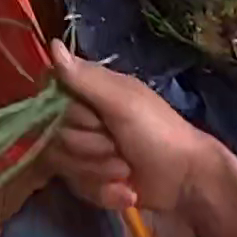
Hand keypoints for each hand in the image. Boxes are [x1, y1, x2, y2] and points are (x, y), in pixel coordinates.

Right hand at [45, 38, 223, 215]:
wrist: (186, 180)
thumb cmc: (156, 130)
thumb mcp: (121, 101)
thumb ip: (85, 78)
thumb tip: (52, 43)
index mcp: (89, 90)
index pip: (50, 96)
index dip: (66, 113)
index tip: (89, 118)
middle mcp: (83, 117)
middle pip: (57, 137)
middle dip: (90, 148)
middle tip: (117, 145)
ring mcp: (88, 150)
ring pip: (66, 166)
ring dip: (99, 172)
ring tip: (125, 170)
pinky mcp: (93, 179)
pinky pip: (80, 189)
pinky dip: (106, 193)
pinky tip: (128, 191)